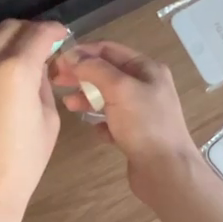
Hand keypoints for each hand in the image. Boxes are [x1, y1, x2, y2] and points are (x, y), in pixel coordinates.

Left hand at [0, 19, 66, 221]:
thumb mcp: (48, 122)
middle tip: (40, 47)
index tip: (61, 36)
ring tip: (14, 85)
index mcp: (15, 70)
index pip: (38, 33)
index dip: (54, 31)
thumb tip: (37, 68)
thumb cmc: (22, 165)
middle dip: (27, 33)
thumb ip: (43, 85)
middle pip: (7, 30)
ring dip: (3, 59)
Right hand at [54, 40, 202, 201]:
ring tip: (68, 105)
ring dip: (87, 98)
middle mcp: (146, 86)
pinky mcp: (136, 134)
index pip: (109, 50)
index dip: (82, 52)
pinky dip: (100, 122)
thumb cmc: (145, 125)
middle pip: (107, 73)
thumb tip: (72, 56)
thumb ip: (94, 69)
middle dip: (81, 75)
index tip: (58, 61)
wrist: (166, 171)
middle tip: (56, 81)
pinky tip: (93, 129)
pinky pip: (113, 122)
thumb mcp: (119, 89)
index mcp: (147, 69)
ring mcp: (142, 111)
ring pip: (108, 98)